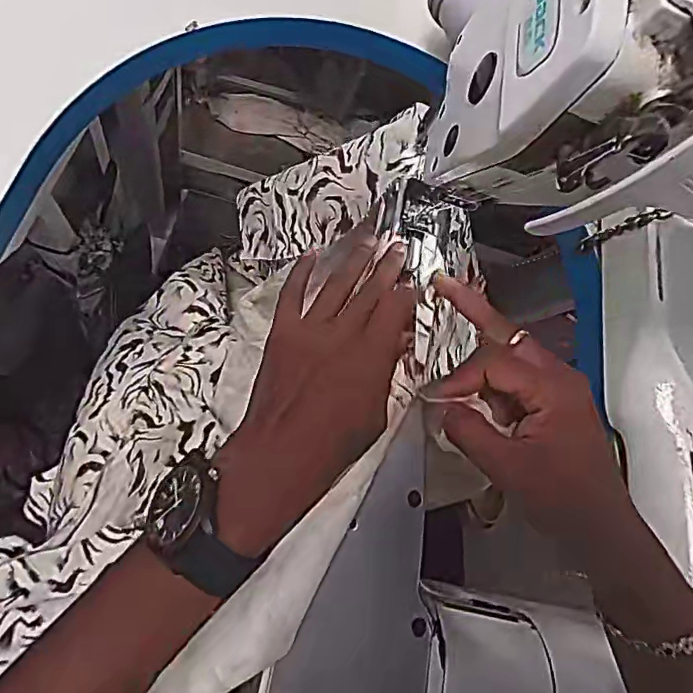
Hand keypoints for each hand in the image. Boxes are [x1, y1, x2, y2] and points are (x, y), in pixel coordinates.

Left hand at [214, 230, 416, 556]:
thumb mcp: (377, 411)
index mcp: (371, 354)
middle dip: (387, 264)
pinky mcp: (283, 333)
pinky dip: (302, 273)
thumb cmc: (331, 443)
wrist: (279, 453)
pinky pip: (293, 294)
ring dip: (355, 259)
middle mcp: (342, 334)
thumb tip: (395, 345)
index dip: (407, 291)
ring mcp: (310, 330)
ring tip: (368, 239)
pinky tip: (313, 256)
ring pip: (337, 284)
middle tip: (396, 246)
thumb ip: (387, 372)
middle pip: (370, 288)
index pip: (396, 307)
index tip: (413, 281)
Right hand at [427, 274, 634, 555]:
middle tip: (447, 288)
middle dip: (476, 313)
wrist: (602, 529)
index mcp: (553, 387)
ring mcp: (561, 391)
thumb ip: (470, 431)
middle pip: (509, 339)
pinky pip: (521, 384)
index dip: (460, 379)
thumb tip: (444, 407)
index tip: (436, 398)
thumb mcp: (508, 468)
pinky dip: (496, 389)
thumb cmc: (566, 501)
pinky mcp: (557, 407)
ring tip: (455, 364)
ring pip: (514, 360)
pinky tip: (480, 406)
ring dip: (483, 365)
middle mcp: (560, 379)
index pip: (495, 364)